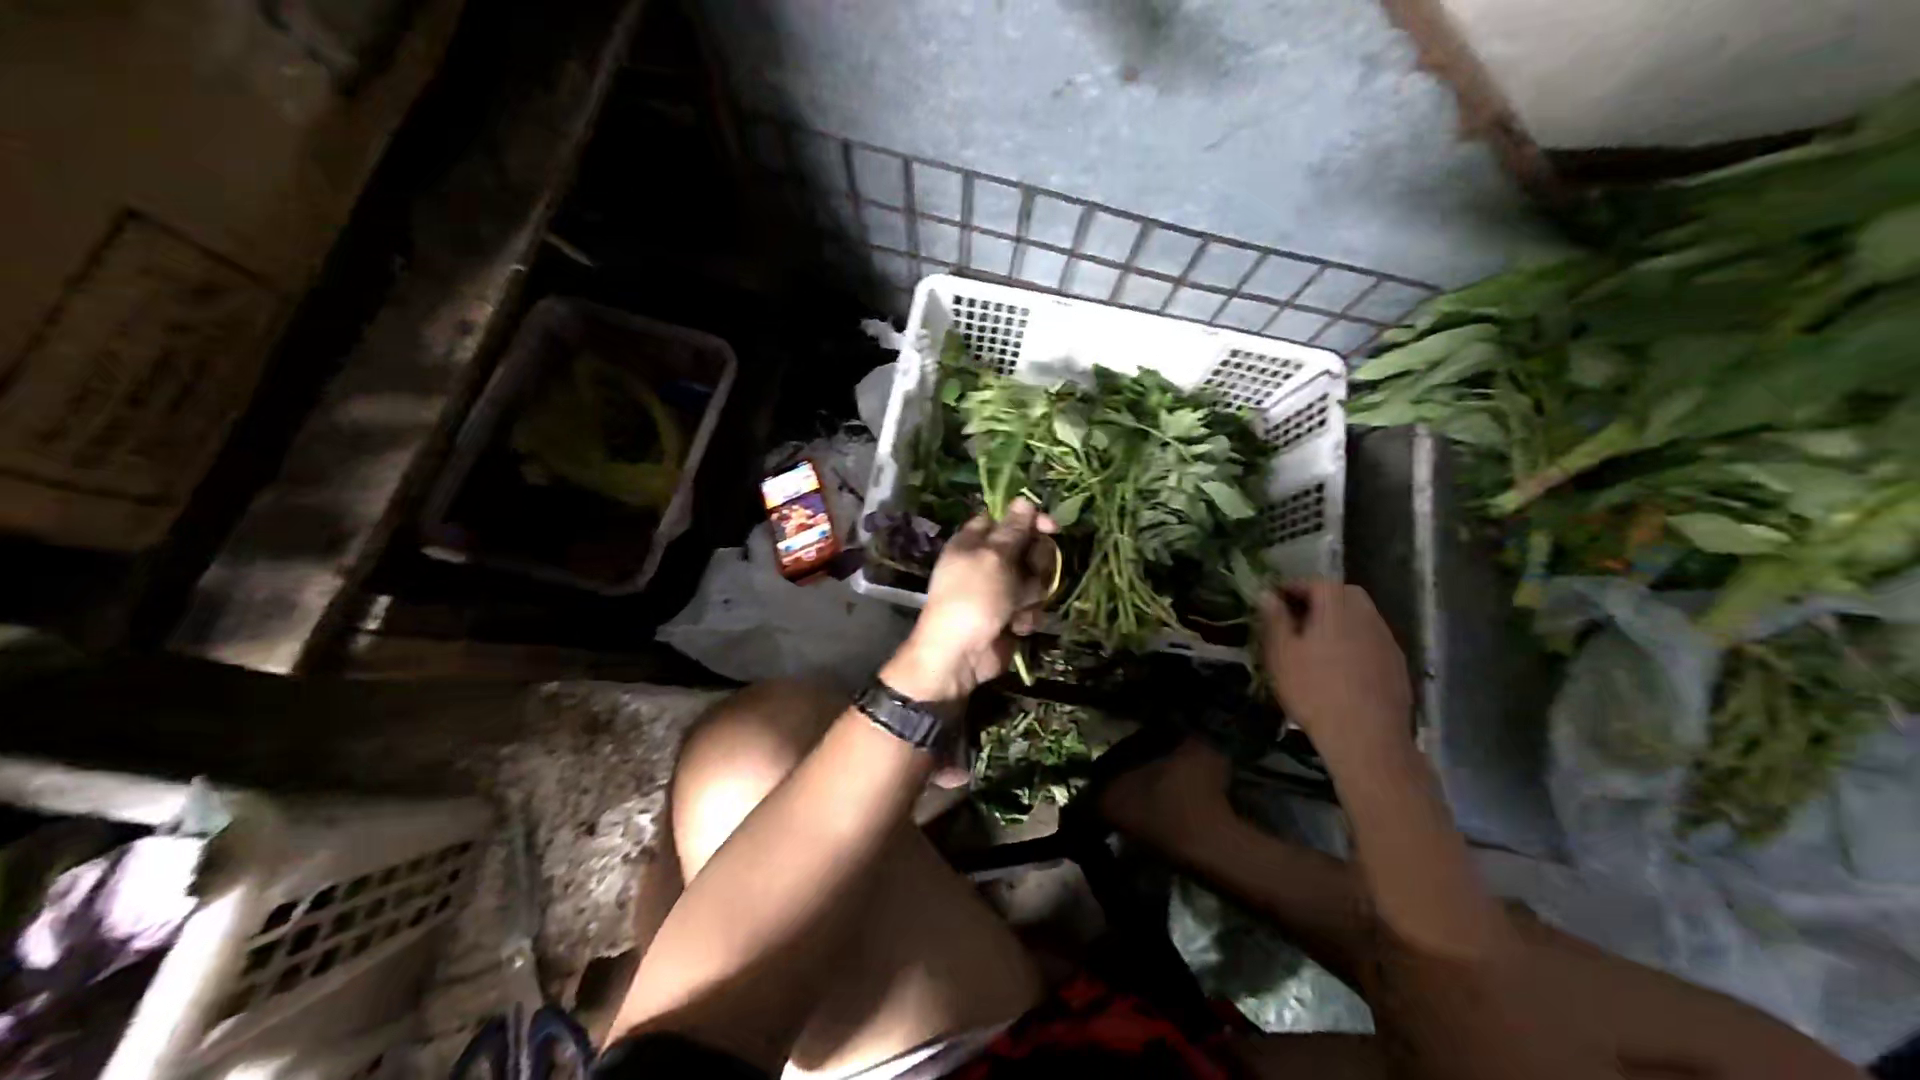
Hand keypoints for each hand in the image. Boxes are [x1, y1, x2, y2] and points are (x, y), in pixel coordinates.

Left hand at [881, 498, 1057, 701]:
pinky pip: (1033, 606)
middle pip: (1029, 549)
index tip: (1051, 528)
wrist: (960, 656)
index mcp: (975, 540)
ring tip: (1016, 608)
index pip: (1008, 518)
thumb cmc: (972, 598)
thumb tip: (1023, 498)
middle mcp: (988, 562)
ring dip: (1032, 594)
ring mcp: (1000, 590)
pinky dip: (1027, 617)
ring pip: (1036, 579)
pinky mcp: (1011, 615)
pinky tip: (1016, 627)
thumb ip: (1013, 529)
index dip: (1030, 520)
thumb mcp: (993, 558)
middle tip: (1028, 575)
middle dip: (1035, 564)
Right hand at [1258, 582, 1412, 757]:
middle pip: (1344, 594)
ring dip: (1338, 621)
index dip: (1292, 587)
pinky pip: (1371, 641)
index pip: (1315, 582)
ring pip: (1360, 617)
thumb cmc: (1314, 690)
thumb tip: (1266, 594)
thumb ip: (1274, 619)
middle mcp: (1367, 615)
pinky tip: (1340, 666)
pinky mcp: (1397, 665)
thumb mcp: (1281, 654)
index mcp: (1337, 606)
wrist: (1366, 737)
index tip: (1273, 601)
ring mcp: (1387, 640)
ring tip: (1315, 643)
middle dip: (1319, 600)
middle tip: (1295, 618)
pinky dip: (1354, 642)